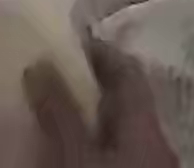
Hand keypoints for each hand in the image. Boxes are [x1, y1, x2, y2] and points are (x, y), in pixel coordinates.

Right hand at [25, 42, 179, 167]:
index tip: (63, 38)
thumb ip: (59, 108)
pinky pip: (113, 155)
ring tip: (47, 113)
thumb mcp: (76, 155)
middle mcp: (155, 143)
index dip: (96, 47)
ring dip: (85, 117)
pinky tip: (61, 153)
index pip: (126, 66)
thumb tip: (39, 62)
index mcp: (146, 123)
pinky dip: (88, 145)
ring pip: (116, 129)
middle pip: (120, 98)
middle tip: (49, 73)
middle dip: (86, 83)